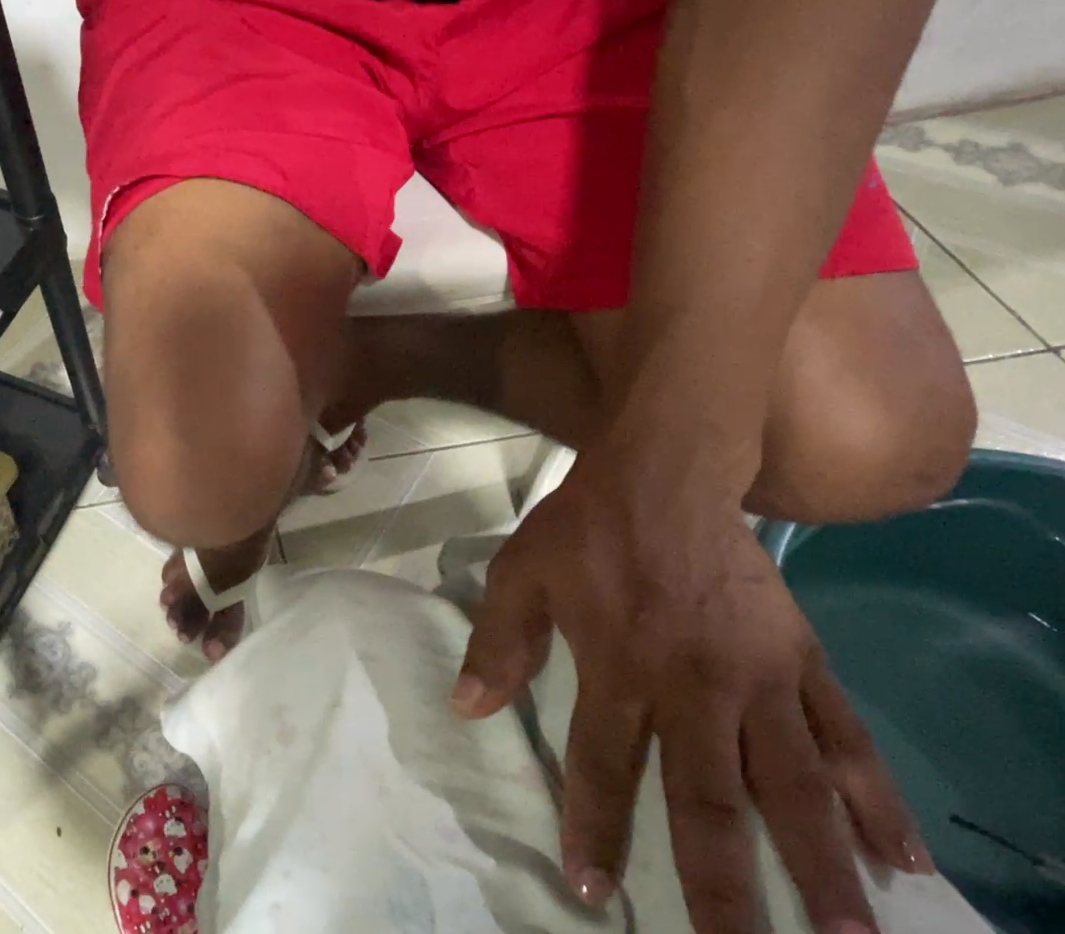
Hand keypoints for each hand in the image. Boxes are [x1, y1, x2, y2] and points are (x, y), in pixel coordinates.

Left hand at [451, 442, 928, 933]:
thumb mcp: (518, 575)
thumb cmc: (582, 529)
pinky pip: (845, 738)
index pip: (603, 765)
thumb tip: (466, 708)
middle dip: (723, 888)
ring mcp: (759, 675)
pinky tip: (901, 858)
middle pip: (710, 801)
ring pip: (793, 786)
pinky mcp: (803, 658)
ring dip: (821, 867)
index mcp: (618, 667)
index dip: (595, 829)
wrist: (665, 474)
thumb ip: (495, 643)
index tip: (591, 891)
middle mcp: (693, 685)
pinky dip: (875, 799)